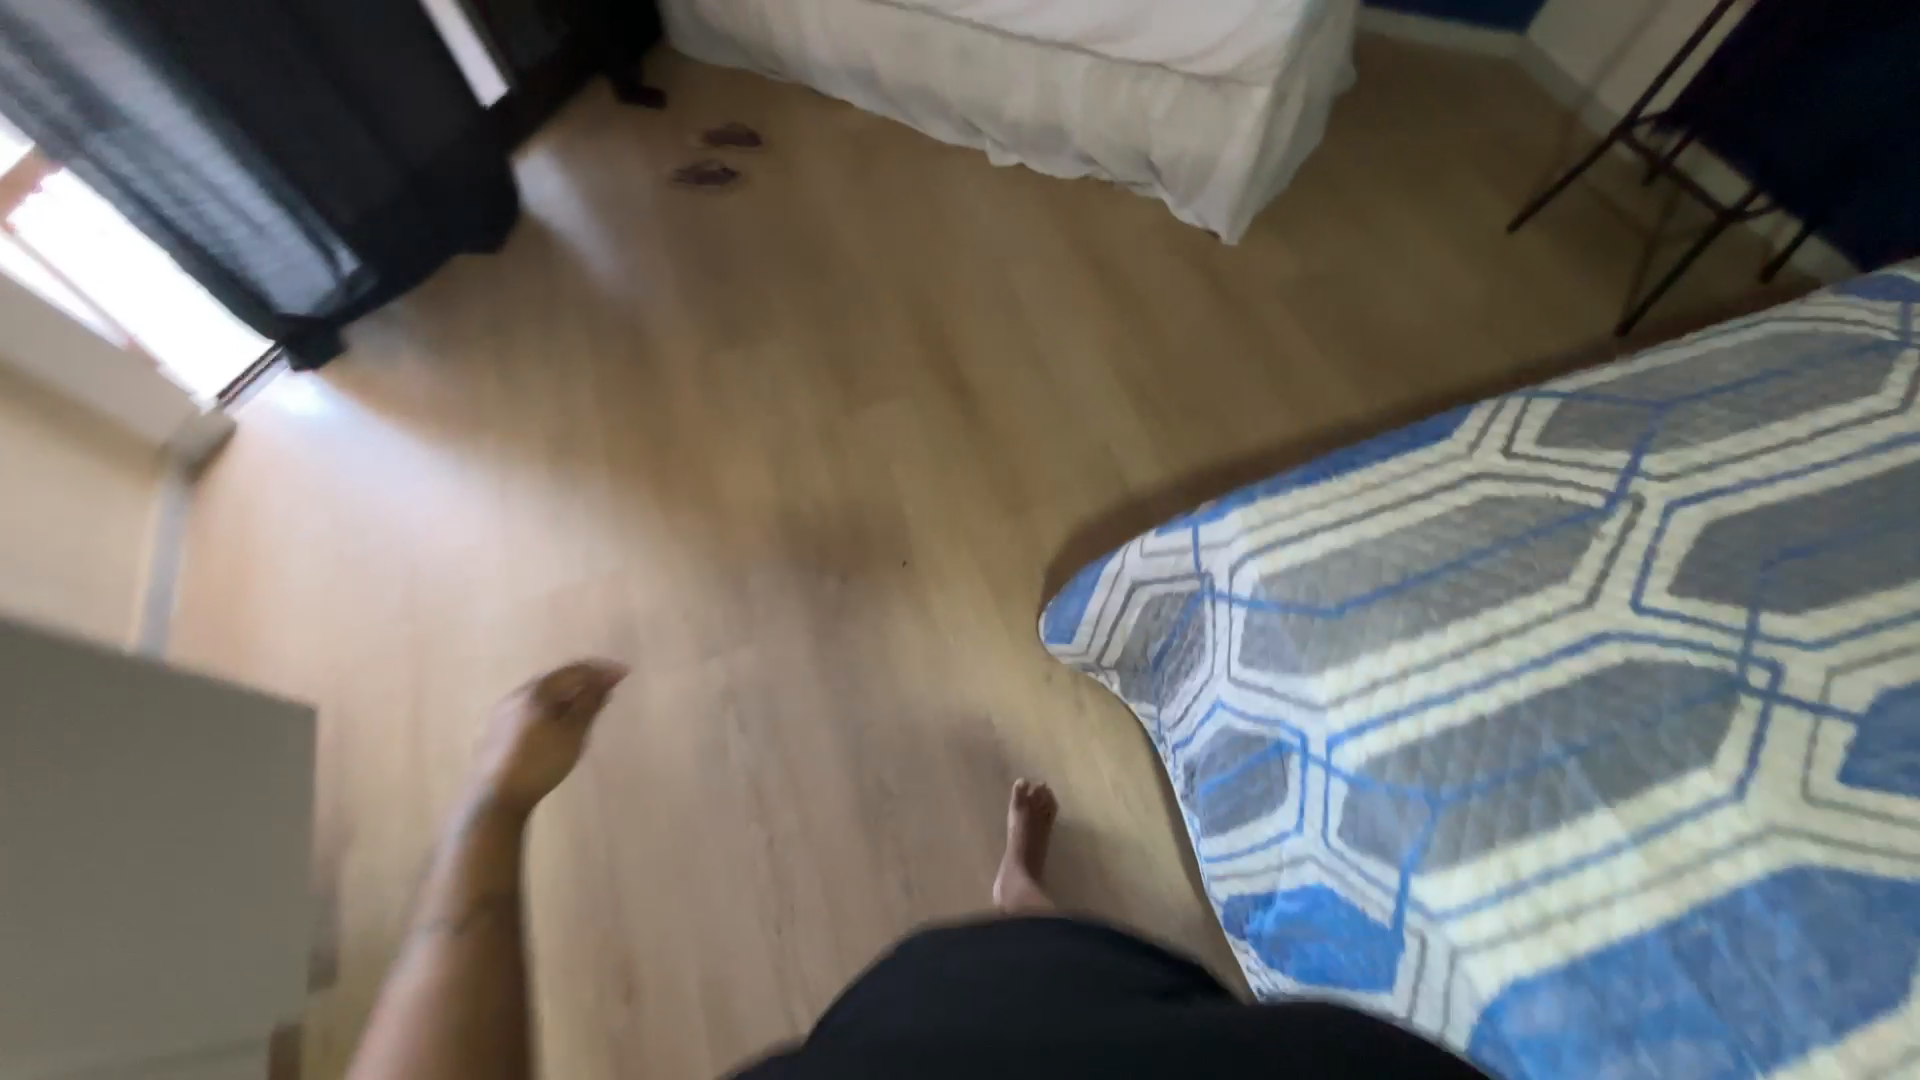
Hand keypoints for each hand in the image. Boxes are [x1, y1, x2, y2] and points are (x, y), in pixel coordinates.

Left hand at [471, 659, 628, 813]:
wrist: (495, 799)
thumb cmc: (541, 762)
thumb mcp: (573, 732)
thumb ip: (590, 702)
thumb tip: (607, 678)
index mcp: (537, 691)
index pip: (575, 670)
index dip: (602, 670)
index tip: (625, 673)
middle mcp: (518, 694)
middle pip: (557, 678)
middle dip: (585, 679)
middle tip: (608, 688)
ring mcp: (504, 712)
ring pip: (543, 693)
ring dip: (568, 693)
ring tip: (587, 704)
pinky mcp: (498, 729)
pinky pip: (533, 707)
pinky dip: (553, 706)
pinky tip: (560, 721)